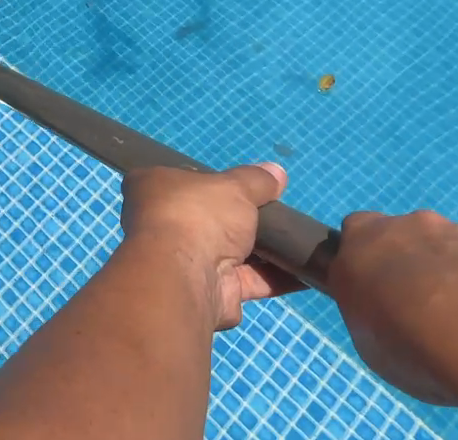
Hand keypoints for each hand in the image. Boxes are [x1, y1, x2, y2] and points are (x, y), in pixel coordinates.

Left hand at [119, 162, 295, 331]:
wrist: (189, 275)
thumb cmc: (199, 215)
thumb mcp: (232, 187)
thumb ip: (255, 180)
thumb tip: (275, 170)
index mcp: (151, 186)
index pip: (180, 179)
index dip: (209, 182)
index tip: (239, 186)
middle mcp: (161, 219)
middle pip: (208, 217)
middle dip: (240, 220)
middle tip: (277, 216)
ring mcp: (184, 256)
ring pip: (229, 250)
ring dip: (263, 251)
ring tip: (298, 243)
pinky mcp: (209, 287)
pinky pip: (248, 279)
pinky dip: (276, 277)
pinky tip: (306, 273)